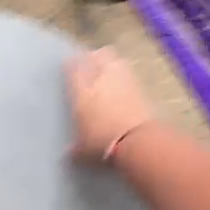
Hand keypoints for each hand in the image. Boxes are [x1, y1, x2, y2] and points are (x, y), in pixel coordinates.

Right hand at [64, 48, 154, 163]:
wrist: (137, 142)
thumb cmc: (102, 143)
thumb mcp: (84, 150)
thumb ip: (74, 149)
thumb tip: (68, 155)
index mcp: (82, 89)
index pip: (72, 66)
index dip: (71, 64)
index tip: (69, 67)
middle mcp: (101, 77)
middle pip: (98, 55)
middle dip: (95, 58)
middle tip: (92, 68)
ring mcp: (124, 79)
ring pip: (116, 60)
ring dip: (113, 65)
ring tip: (110, 77)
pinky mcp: (141, 86)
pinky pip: (130, 75)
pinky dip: (127, 80)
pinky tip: (125, 90)